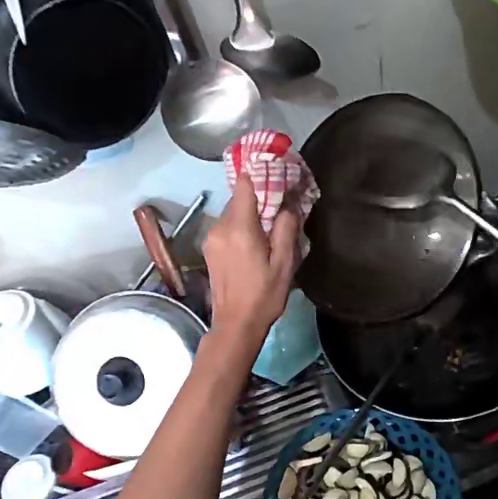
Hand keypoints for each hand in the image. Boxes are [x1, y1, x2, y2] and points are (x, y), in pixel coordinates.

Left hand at [204, 174, 302, 340]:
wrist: (235, 324)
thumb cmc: (264, 296)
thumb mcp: (285, 264)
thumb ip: (286, 228)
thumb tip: (288, 204)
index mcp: (240, 229)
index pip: (245, 184)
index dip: (261, 174)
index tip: (278, 174)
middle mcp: (220, 227)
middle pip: (240, 197)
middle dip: (261, 196)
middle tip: (283, 203)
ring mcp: (211, 238)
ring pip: (234, 212)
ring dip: (252, 213)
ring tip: (272, 225)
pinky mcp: (209, 248)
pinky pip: (228, 226)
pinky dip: (242, 225)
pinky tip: (257, 240)